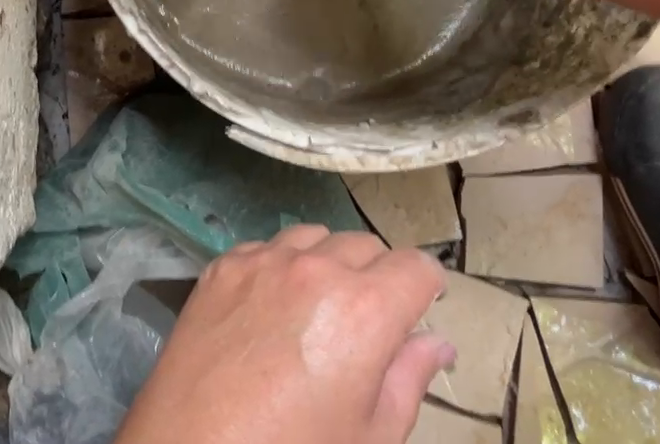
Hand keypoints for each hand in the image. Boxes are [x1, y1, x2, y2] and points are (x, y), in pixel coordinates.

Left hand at [113, 225, 452, 443]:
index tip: (417, 310)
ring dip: (327, 262)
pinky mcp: (222, 265)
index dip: (426, 288)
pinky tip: (271, 308)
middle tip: (367, 324)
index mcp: (364, 308)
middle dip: (378, 276)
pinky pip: (266, 247)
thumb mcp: (370, 435)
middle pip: (366, 245)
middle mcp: (314, 268)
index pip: (417, 265)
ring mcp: (262, 261)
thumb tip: (437, 341)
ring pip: (315, 237)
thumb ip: (409, 377)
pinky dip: (279, 265)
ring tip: (317, 311)